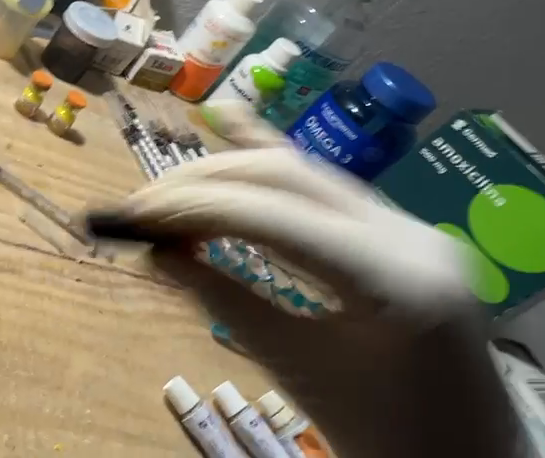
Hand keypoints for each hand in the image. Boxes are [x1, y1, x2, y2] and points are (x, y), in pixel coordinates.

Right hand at [95, 114, 527, 457]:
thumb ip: (223, 300)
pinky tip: (231, 119)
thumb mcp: (297, 371)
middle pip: (283, 178)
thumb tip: (154, 251)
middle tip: (143, 208)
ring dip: (227, 177)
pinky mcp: (400, 230)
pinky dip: (270, 159)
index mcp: (394, 281)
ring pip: (299, 173)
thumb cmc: (385, 439)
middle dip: (203, 185)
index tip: (133, 214)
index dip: (194, 206)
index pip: (272, 216)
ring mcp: (410, 226)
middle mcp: (408, 235)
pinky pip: (323, 185)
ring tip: (170, 197)